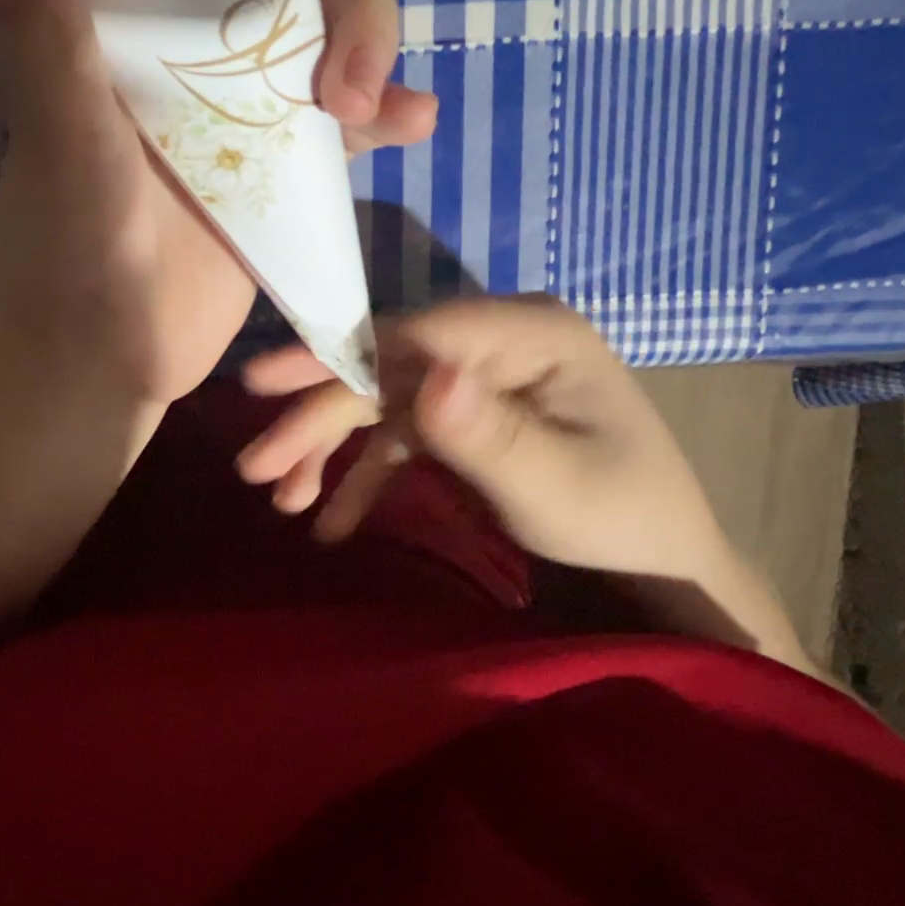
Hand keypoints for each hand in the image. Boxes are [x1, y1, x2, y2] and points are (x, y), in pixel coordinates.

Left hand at [0, 0, 437, 406]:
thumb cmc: (67, 246)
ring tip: (359, 104)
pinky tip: (409, 124)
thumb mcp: (56, 115)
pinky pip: (345, 119)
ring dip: (370, 36)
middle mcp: (182, 44)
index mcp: (120, 9)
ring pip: (329, 26)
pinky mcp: (275, 167)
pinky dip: (384, 111)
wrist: (105, 362)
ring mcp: (236, 105)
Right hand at [237, 296, 737, 585]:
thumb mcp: (557, 487)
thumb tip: (429, 381)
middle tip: (253, 466)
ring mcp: (471, 383)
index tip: (262, 383)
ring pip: (375, 406)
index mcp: (530, 335)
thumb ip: (490, 436)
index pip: (412, 334)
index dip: (332, 356)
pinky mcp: (456, 420)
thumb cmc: (622, 523)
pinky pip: (392, 440)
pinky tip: (329, 522)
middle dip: (316, 421)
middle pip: (382, 372)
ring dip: (325, 452)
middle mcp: (493, 346)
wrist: (651, 571)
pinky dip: (357, 478)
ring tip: (281, 500)